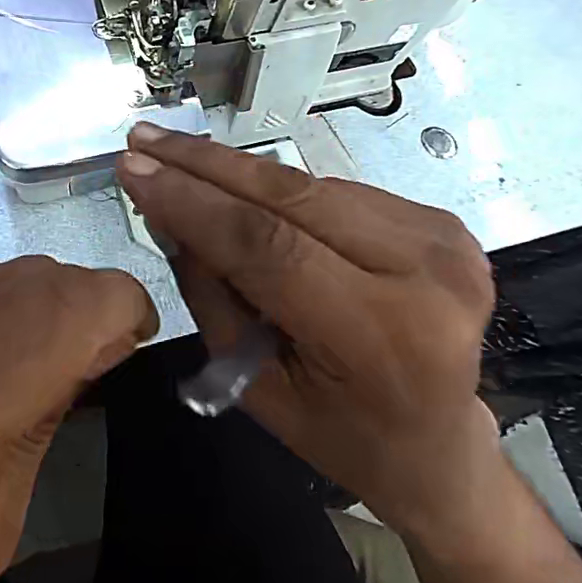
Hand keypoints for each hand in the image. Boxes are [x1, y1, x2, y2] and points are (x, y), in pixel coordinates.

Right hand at [115, 124, 499, 540]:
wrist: (437, 443)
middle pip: (296, 197)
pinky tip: (252, 193)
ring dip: (245, 173)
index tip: (136, 170)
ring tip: (186, 162)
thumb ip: (215, 298)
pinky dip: (291, 193)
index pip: (268, 246)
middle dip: (210, 165)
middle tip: (149, 139)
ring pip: (317, 186)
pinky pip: (345, 194)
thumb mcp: (261, 390)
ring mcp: (444, 240)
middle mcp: (426, 272)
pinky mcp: (445, 223)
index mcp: (382, 332)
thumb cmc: (346, 436)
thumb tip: (172, 215)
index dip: (194, 202)